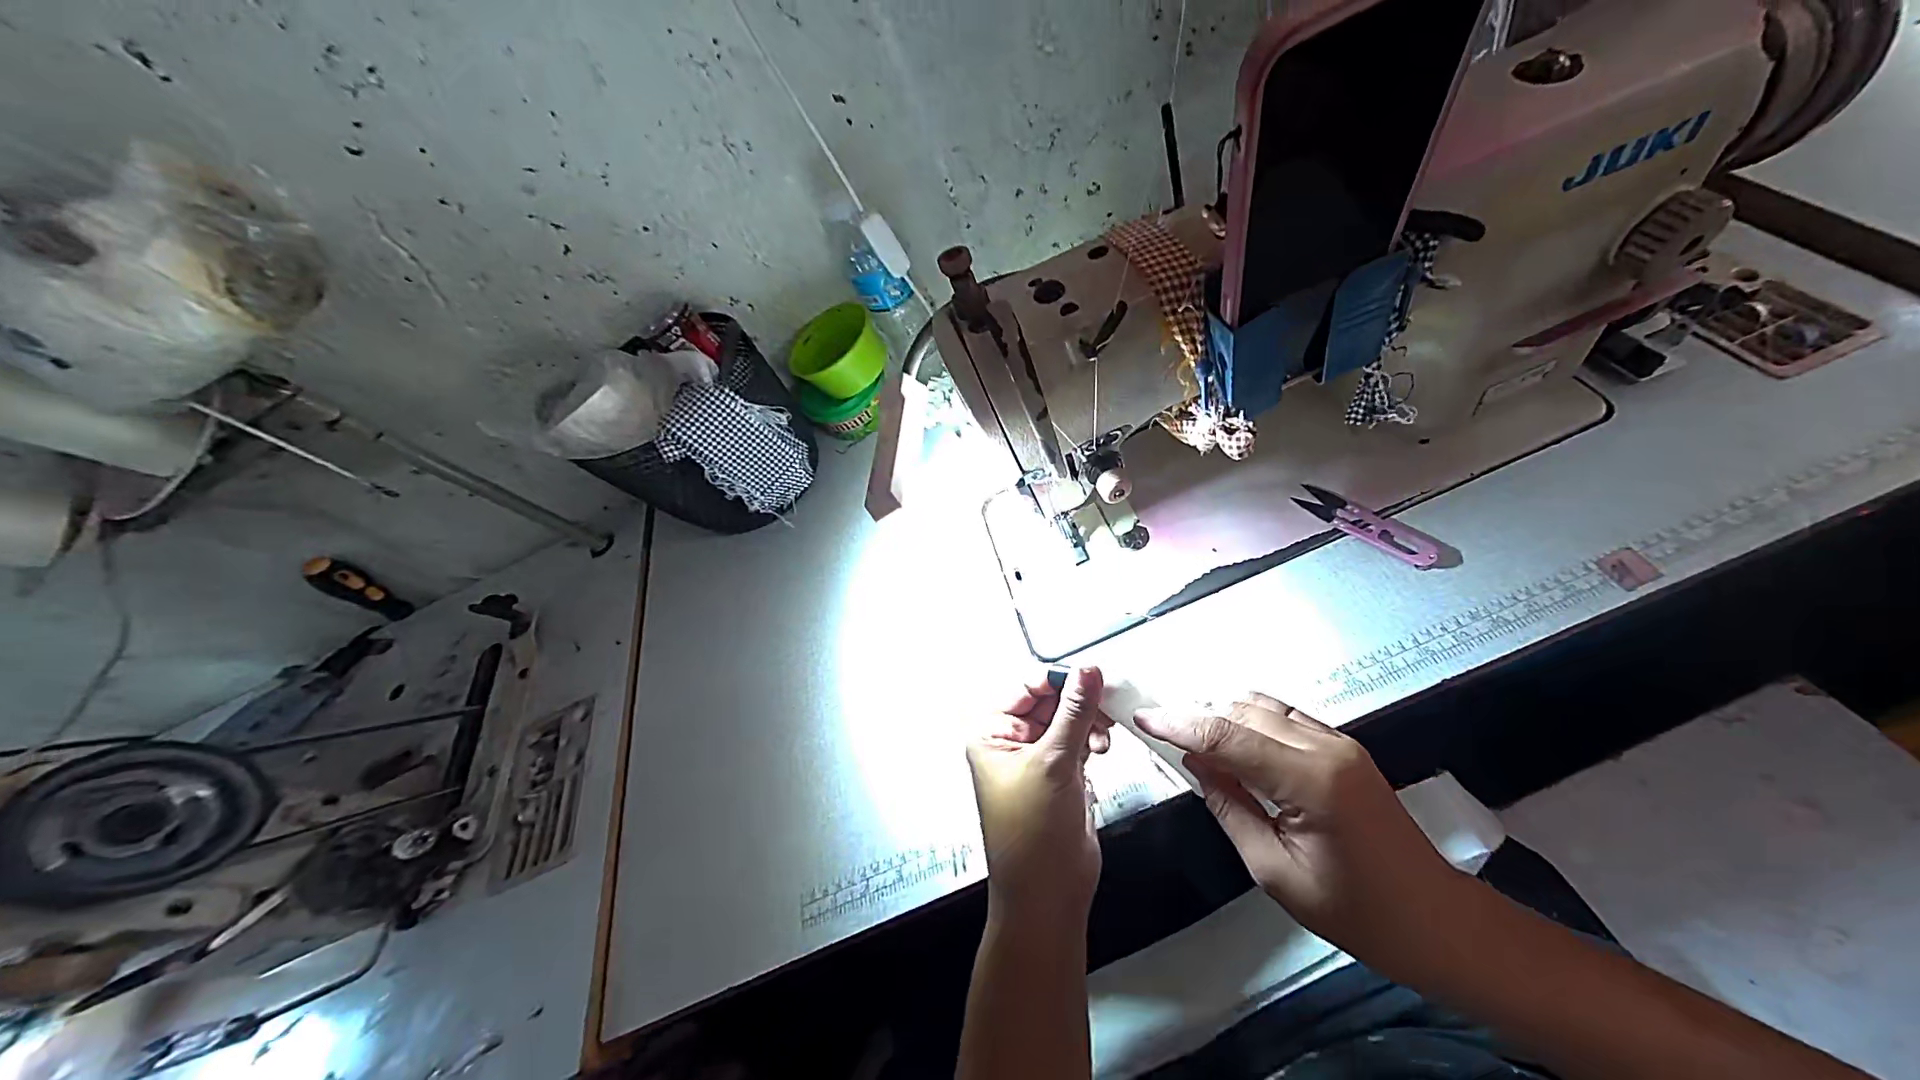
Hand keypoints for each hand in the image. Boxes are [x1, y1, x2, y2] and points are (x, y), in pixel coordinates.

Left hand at [965, 667, 1114, 923]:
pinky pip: (1078, 741)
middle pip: (1048, 701)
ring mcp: (1037, 759)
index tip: (1088, 674)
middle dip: (1078, 702)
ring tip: (1099, 737)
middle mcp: (1010, 743)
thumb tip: (1085, 674)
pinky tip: (1099, 749)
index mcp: (991, 734)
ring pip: (1067, 720)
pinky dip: (1092, 740)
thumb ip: (1074, 712)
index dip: (1057, 678)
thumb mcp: (1054, 762)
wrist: (1049, 892)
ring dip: (1088, 723)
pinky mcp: (1060, 774)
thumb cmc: (1029, 840)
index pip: (1024, 686)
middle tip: (1104, 701)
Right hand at [1135, 693, 1463, 962]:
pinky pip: (1284, 717)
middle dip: (1197, 718)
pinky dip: (1251, 721)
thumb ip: (1228, 807)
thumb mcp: (1274, 870)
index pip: (1226, 736)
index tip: (1142, 719)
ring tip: (1192, 741)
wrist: (1438, 921)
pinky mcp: (1345, 746)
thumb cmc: (1357, 911)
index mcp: (1309, 781)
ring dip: (1223, 717)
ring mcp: (1339, 742)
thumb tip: (1194, 764)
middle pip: (1241, 711)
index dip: (1178, 724)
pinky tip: (1234, 742)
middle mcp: (1326, 747)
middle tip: (1161, 736)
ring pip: (1262, 706)